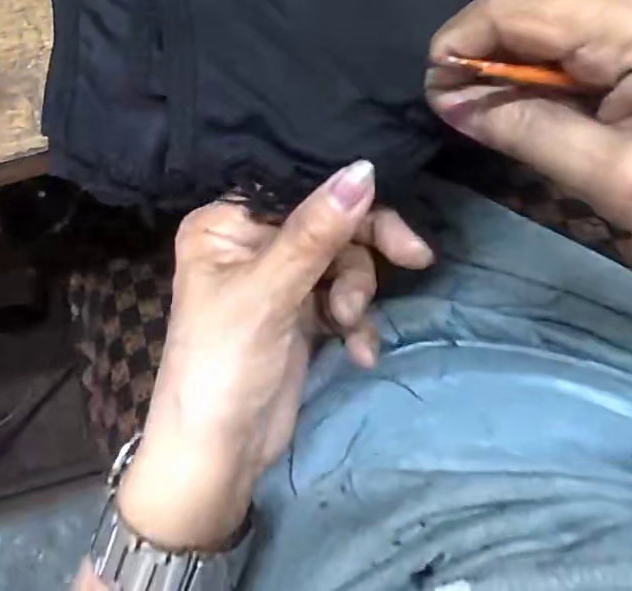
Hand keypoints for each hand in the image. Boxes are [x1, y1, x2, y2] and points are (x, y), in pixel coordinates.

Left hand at [115, 161, 434, 549]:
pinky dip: (355, 321)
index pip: (298, 190)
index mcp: (228, 222)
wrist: (216, 462)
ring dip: (355, 292)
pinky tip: (358, 352)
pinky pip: (342, 296)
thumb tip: (364, 169)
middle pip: (329, 223)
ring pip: (343, 260)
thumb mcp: (270, 292)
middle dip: (363, 251)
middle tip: (414, 257)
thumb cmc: (224, 364)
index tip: (392, 223)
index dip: (347, 200)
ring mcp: (279, 277)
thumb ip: (318, 231)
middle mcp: (253, 241)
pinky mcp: (300, 311)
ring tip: (347, 324)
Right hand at [426, 0, 631, 311]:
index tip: (438, 98)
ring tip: (523, 126)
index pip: (514, 6)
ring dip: (522, 72)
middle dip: (489, 63)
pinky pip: (583, 33)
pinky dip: (556, 72)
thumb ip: (529, 131)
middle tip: (474, 123)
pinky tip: (567, 110)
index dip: (459, 44)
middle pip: (532, 11)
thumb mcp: (623, 181)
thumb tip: (449, 99)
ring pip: (552, 23)